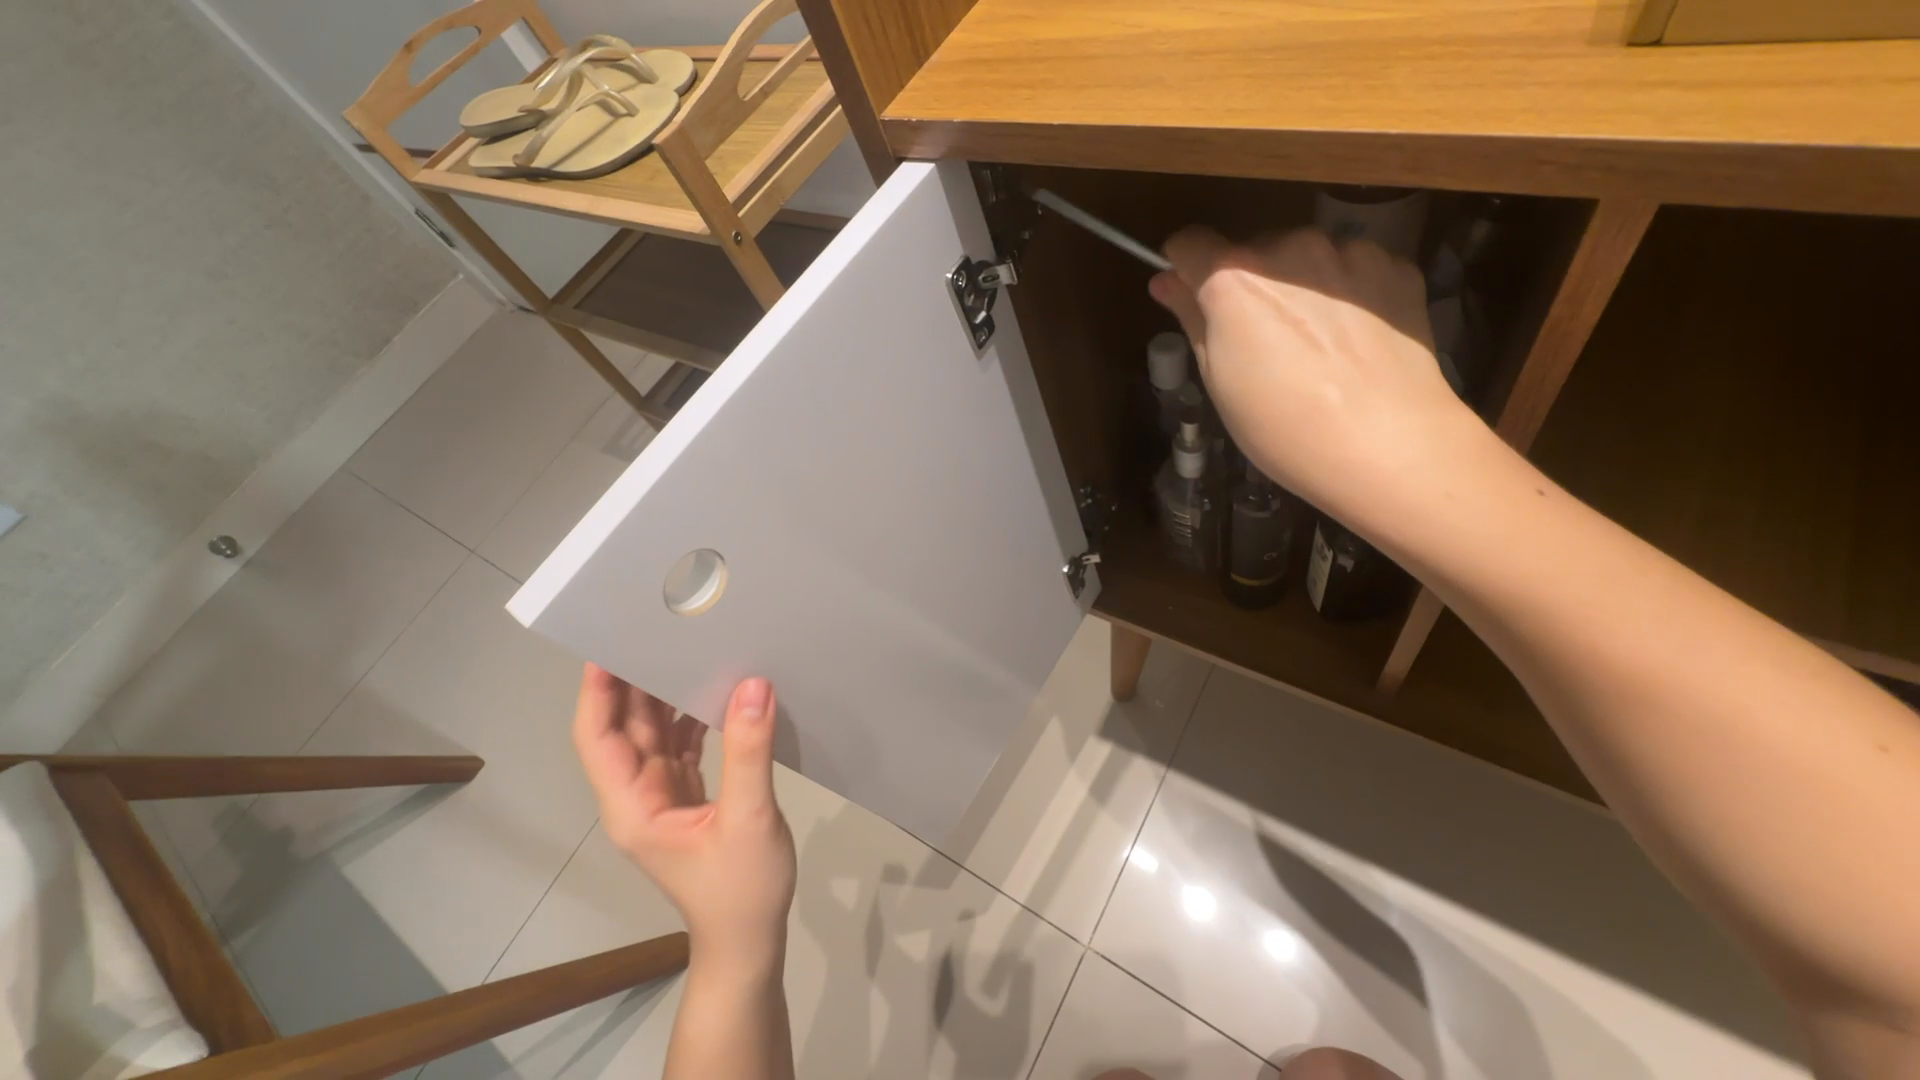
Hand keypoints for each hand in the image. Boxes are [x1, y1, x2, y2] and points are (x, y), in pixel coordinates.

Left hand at [572, 667, 796, 966]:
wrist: (750, 940)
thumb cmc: (740, 889)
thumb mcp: (748, 819)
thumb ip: (749, 752)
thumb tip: (754, 684)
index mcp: (633, 806)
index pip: (599, 738)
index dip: (598, 692)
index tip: (610, 644)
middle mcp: (639, 795)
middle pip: (625, 728)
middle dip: (634, 681)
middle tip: (656, 629)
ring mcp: (662, 796)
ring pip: (653, 733)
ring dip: (664, 695)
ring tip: (685, 648)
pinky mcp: (687, 797)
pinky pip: (681, 745)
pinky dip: (693, 716)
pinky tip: (714, 689)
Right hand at [1150, 227, 1484, 535]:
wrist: (1389, 446)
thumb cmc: (1282, 427)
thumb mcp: (1219, 382)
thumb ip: (1192, 319)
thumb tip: (1166, 282)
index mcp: (1234, 278)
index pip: (1189, 243)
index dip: (1185, 270)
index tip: (1191, 297)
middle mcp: (1289, 248)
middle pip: (1251, 249)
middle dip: (1249, 283)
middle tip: (1262, 340)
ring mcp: (1349, 252)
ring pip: (1305, 257)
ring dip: (1300, 284)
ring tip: (1316, 342)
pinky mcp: (1396, 267)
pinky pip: (1354, 268)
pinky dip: (1348, 292)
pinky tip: (1355, 340)